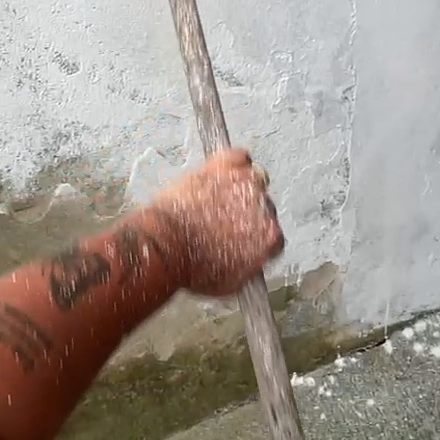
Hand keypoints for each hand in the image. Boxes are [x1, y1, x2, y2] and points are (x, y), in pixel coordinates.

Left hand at [149, 148, 283, 297]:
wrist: (166, 245)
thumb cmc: (193, 268)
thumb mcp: (230, 283)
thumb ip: (250, 266)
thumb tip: (252, 261)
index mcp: (269, 238)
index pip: (273, 235)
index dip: (256, 236)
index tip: (243, 236)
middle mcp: (264, 207)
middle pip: (263, 206)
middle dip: (247, 212)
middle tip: (224, 217)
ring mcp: (246, 182)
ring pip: (254, 178)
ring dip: (242, 185)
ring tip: (220, 194)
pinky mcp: (225, 164)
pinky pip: (239, 156)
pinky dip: (233, 162)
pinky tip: (220, 170)